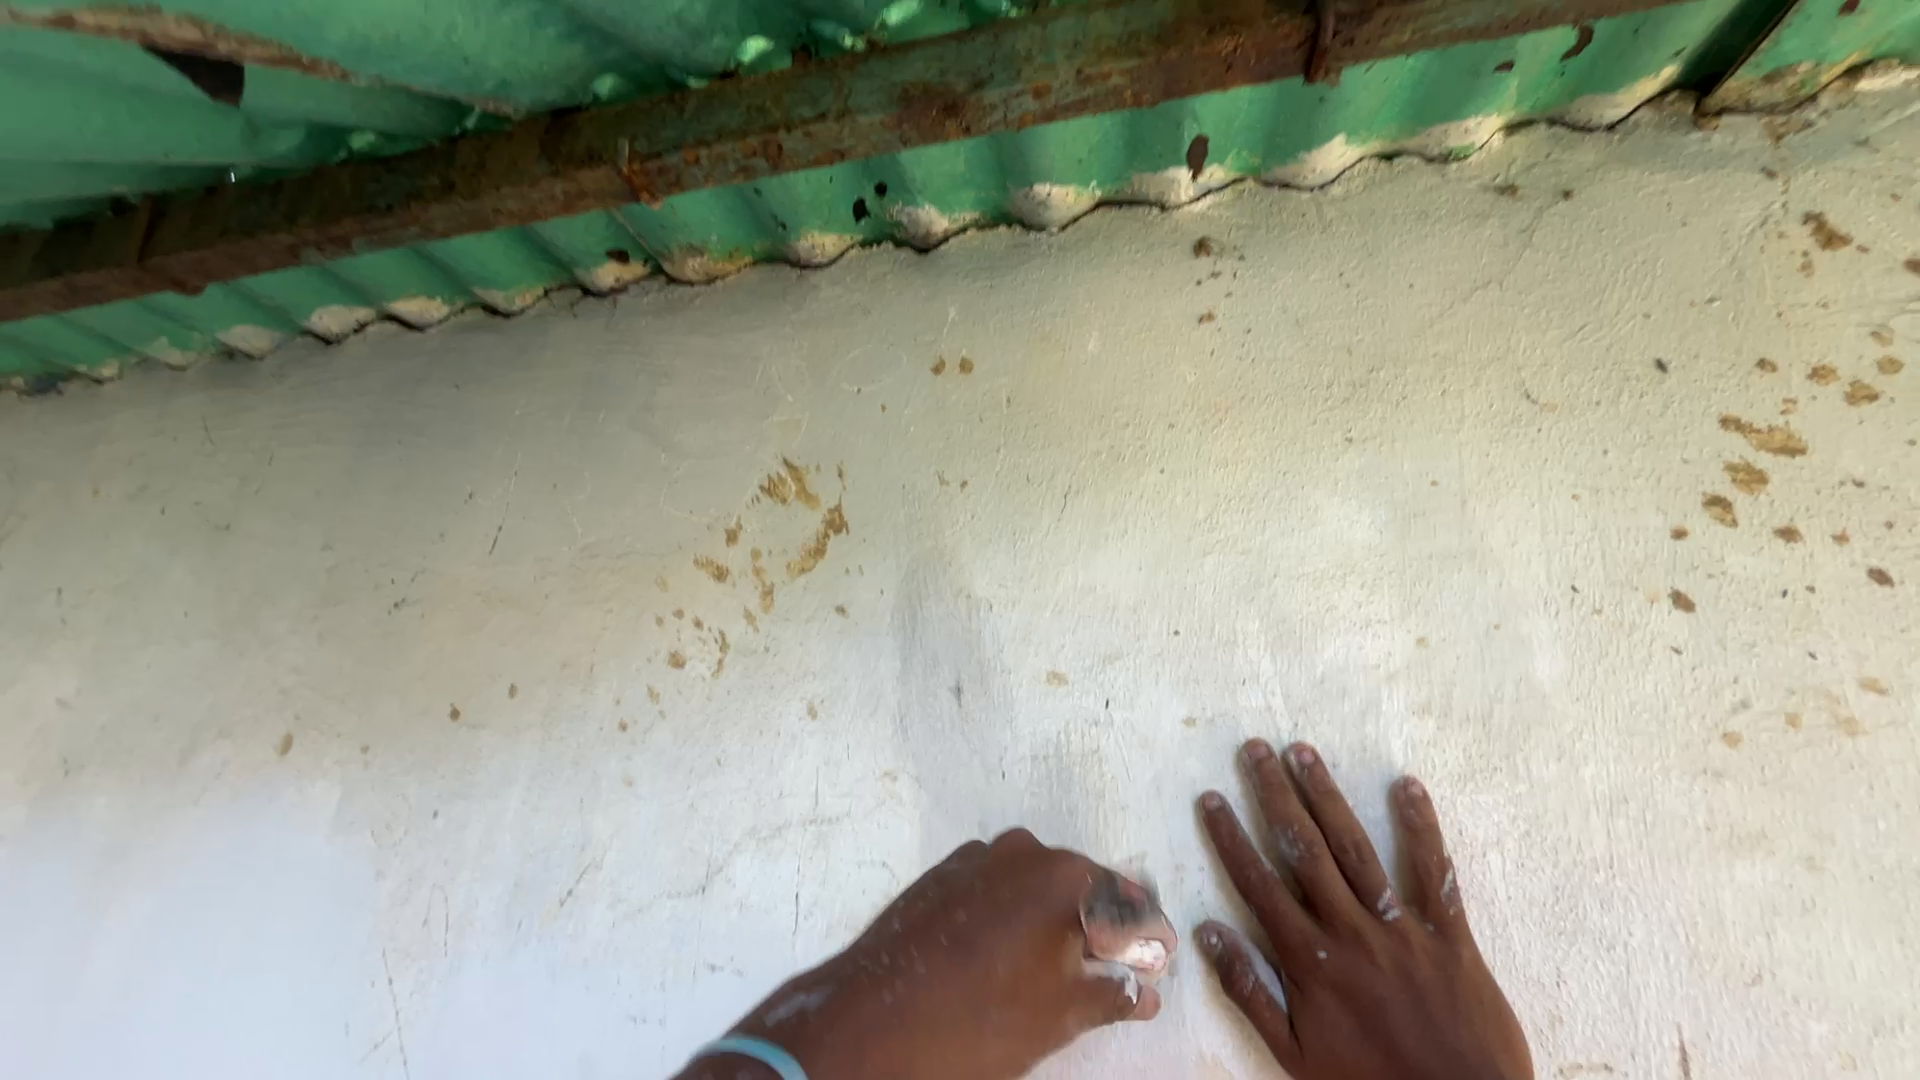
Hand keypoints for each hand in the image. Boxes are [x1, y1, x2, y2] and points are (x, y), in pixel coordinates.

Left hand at [700, 829, 1176, 1079]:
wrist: (875, 1019)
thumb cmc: (982, 1019)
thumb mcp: (1059, 1015)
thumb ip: (1111, 994)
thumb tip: (1146, 992)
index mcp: (1063, 877)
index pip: (1127, 901)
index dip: (1147, 934)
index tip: (1158, 959)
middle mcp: (1025, 851)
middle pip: (1081, 884)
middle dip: (1103, 922)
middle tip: (1115, 965)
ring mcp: (979, 857)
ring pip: (1036, 883)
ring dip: (1056, 915)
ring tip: (1062, 963)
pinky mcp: (944, 871)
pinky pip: (998, 885)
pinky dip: (1015, 910)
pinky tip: (1010, 950)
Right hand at [1195, 740, 1530, 1079]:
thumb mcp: (1294, 1057)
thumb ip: (1249, 992)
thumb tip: (1206, 934)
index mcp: (1310, 959)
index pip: (1257, 884)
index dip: (1230, 838)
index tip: (1211, 798)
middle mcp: (1349, 931)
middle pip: (1302, 849)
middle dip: (1275, 795)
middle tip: (1255, 749)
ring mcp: (1401, 928)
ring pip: (1355, 848)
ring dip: (1326, 796)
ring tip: (1303, 752)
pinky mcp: (1451, 935)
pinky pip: (1435, 873)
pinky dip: (1422, 827)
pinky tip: (1406, 785)